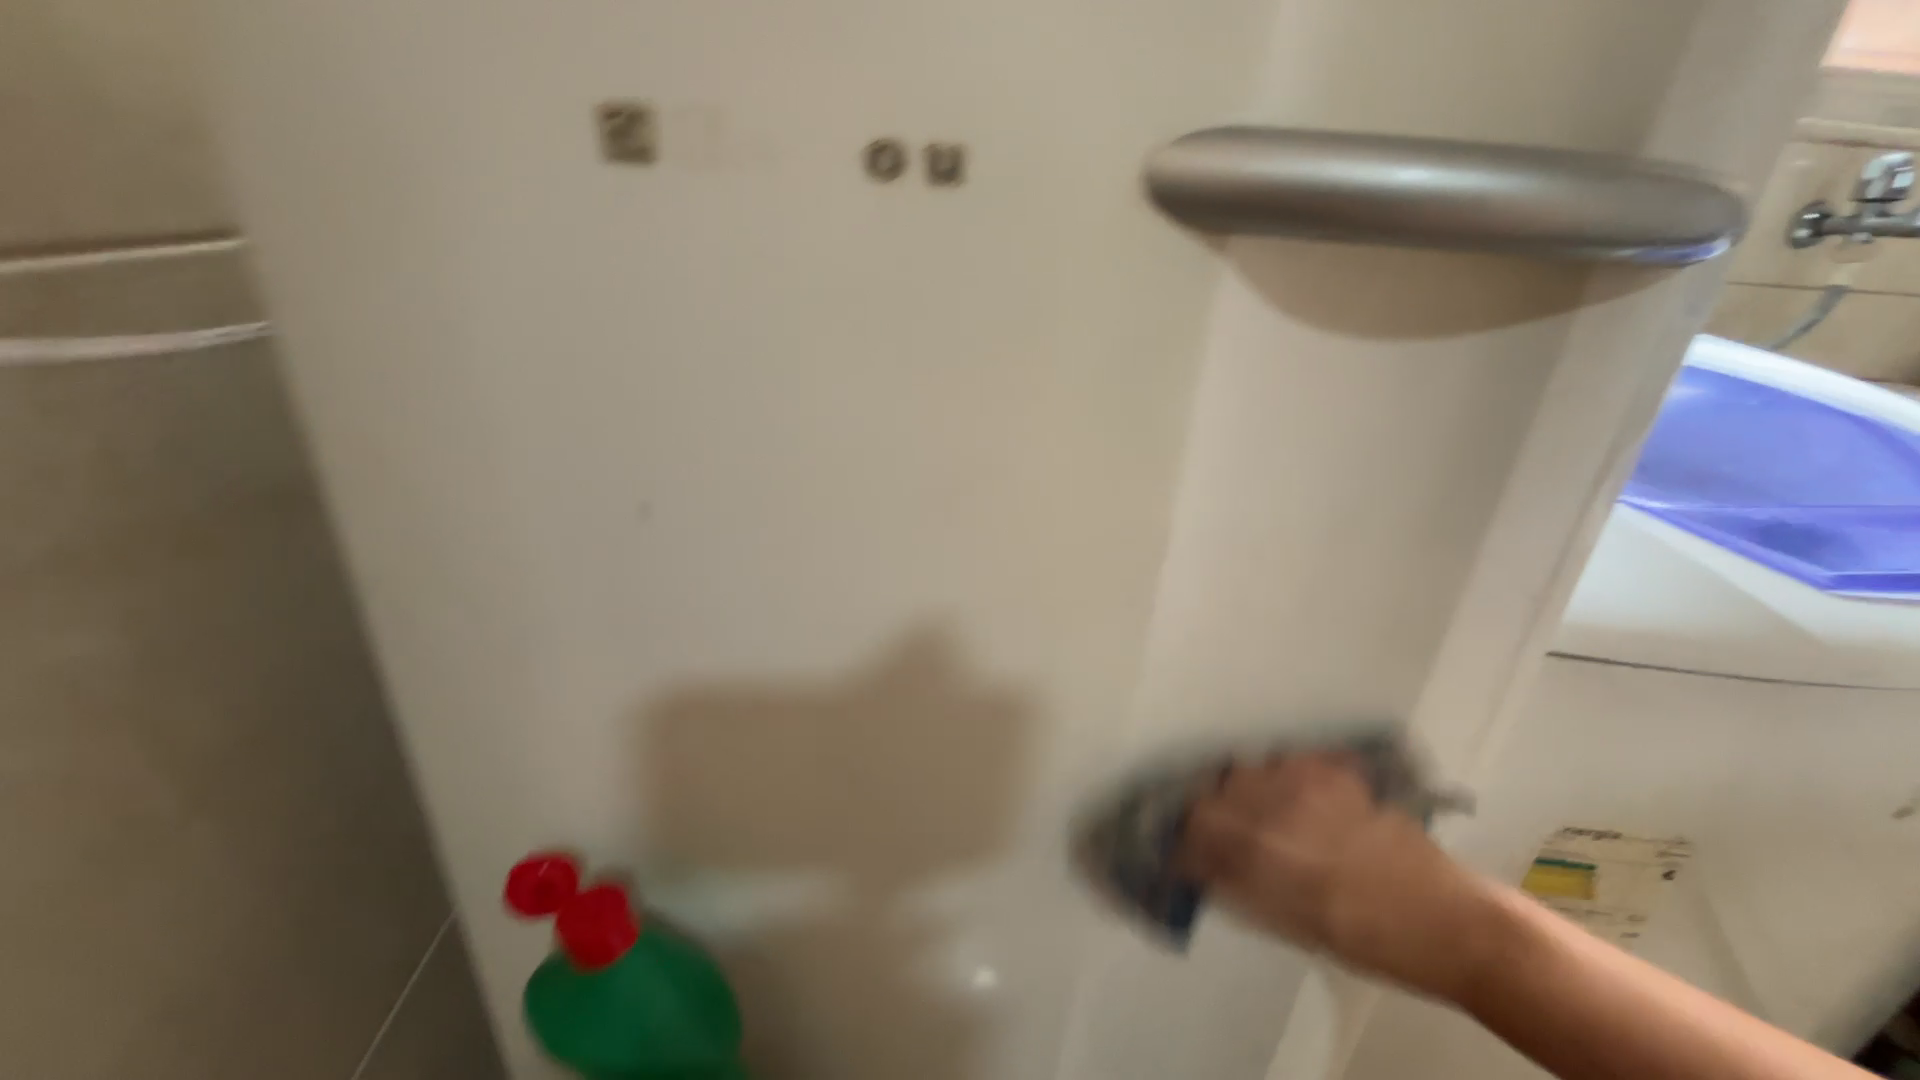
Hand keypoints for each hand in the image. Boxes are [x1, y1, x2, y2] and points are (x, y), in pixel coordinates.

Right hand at [1178, 753, 1503, 1000]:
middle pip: (1213, 788)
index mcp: (1262, 852)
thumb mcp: (1289, 926)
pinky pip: (1288, 762)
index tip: (1183, 852)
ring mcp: (1310, 783)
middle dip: (1207, 810)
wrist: (1447, 921)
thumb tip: (1197, 865)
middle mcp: (1278, 807)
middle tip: (1215, 833)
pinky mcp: (1338, 772)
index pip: (1194, 825)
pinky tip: (1294, 799)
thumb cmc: (1366, 939)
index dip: (1182, 839)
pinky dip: (1280, 778)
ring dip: (1241, 789)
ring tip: (1255, 813)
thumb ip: (1238, 886)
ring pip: (1248, 769)